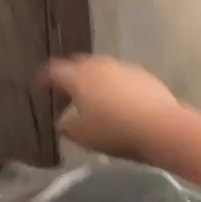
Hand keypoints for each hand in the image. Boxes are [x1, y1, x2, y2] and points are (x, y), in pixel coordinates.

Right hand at [38, 55, 179, 160]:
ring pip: (100, 68)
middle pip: (77, 65)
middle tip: (67, 95)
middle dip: (70, 77)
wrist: (160, 126)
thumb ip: (67, 127)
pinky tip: (120, 102)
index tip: (40, 86)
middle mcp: (96, 64)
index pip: (53, 70)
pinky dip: (114, 85)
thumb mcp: (83, 136)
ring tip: (95, 100)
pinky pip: (120, 76)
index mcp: (77, 76)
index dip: (44, 78)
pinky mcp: (141, 73)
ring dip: (93, 80)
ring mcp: (120, 66)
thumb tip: (61, 122)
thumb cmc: (115, 130)